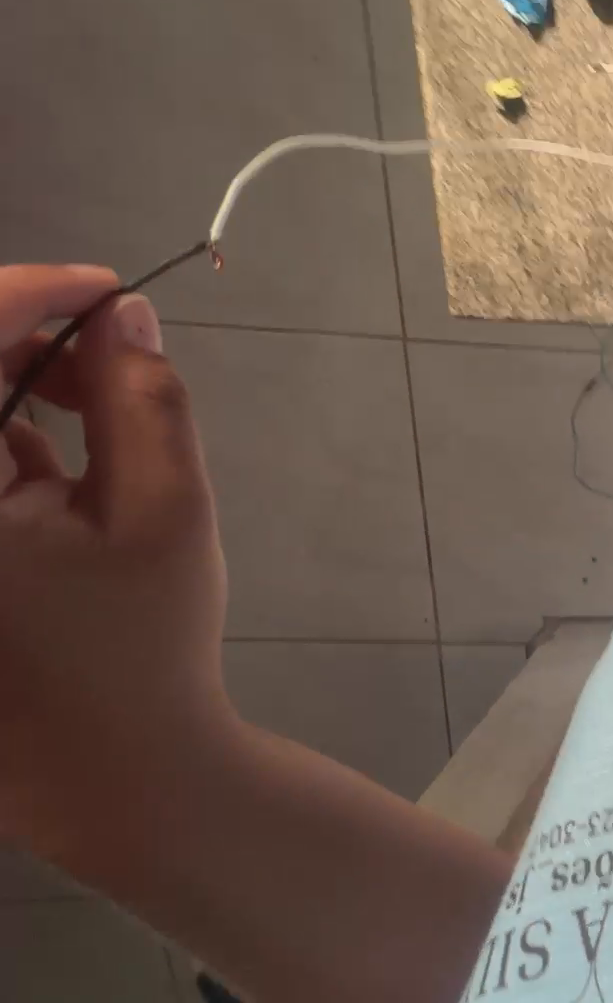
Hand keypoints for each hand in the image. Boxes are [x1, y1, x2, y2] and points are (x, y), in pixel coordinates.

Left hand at [0, 266, 229, 850]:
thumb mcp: (167, 513)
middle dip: (30, 347)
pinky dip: (8, 435)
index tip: (115, 290)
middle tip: (126, 365)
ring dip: (23, 390)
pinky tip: (69, 461)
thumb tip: (128, 317)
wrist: (104, 753)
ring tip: (110, 420)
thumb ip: (146, 405)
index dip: (25, 298)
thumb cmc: (140, 638)